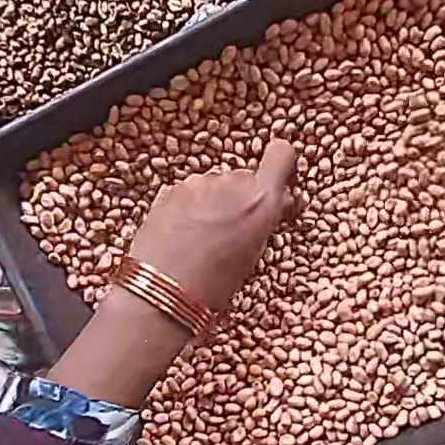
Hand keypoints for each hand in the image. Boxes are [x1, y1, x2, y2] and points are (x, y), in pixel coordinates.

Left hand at [125, 139, 298, 311]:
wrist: (161, 290)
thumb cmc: (212, 284)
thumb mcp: (253, 255)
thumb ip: (266, 220)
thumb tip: (279, 203)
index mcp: (261, 198)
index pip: (282, 155)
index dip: (283, 167)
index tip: (281, 186)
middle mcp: (231, 182)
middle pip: (246, 177)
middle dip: (245, 197)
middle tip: (239, 229)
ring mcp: (198, 183)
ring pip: (216, 185)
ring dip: (216, 202)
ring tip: (207, 239)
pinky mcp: (170, 190)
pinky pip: (190, 193)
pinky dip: (191, 208)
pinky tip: (186, 235)